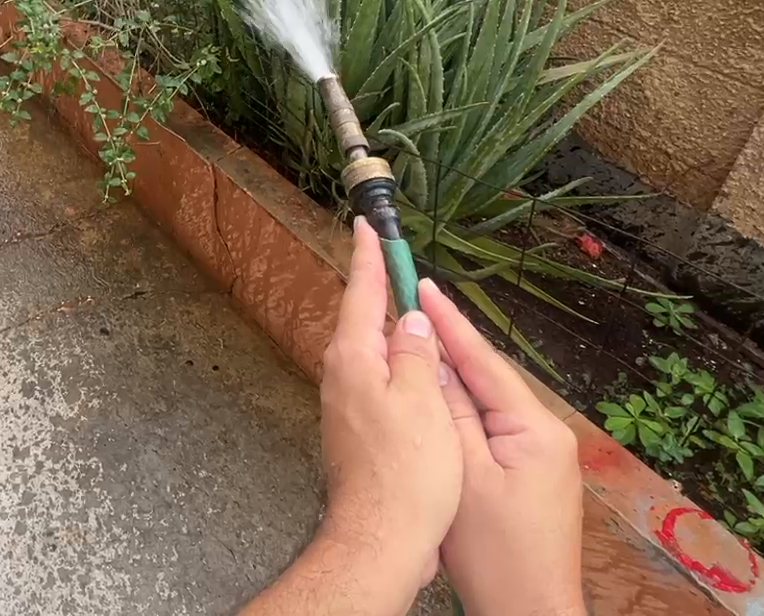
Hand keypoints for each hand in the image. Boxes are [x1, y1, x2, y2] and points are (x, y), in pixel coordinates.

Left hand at [242, 218, 462, 615]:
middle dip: (377, 288)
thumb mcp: (423, 403)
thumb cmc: (405, 473)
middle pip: (362, 318)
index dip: (369, 256)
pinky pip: (376, 378)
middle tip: (390, 258)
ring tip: (408, 308)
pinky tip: (411, 369)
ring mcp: (343, 398)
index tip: (367, 226)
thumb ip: (417, 353)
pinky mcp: (353, 423)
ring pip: (370, 349)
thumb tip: (412, 319)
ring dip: (390, 328)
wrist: (379, 537)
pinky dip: (395, 363)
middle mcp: (340, 371)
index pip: (362, 292)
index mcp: (354, 357)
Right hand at [423, 279, 585, 615]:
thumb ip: (449, 408)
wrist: (530, 614)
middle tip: (409, 304)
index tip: (421, 283)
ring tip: (416, 340)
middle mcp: (545, 432)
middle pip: (486, 376)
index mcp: (534, 427)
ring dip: (451, 373)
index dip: (449, 321)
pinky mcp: (528, 471)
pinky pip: (488, 423)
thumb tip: (428, 354)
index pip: (483, 360)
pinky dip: (460, 404)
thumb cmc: (494, 548)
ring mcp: (540, 453)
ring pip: (485, 399)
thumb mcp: (463, 470)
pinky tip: (436, 394)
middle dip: (448, 343)